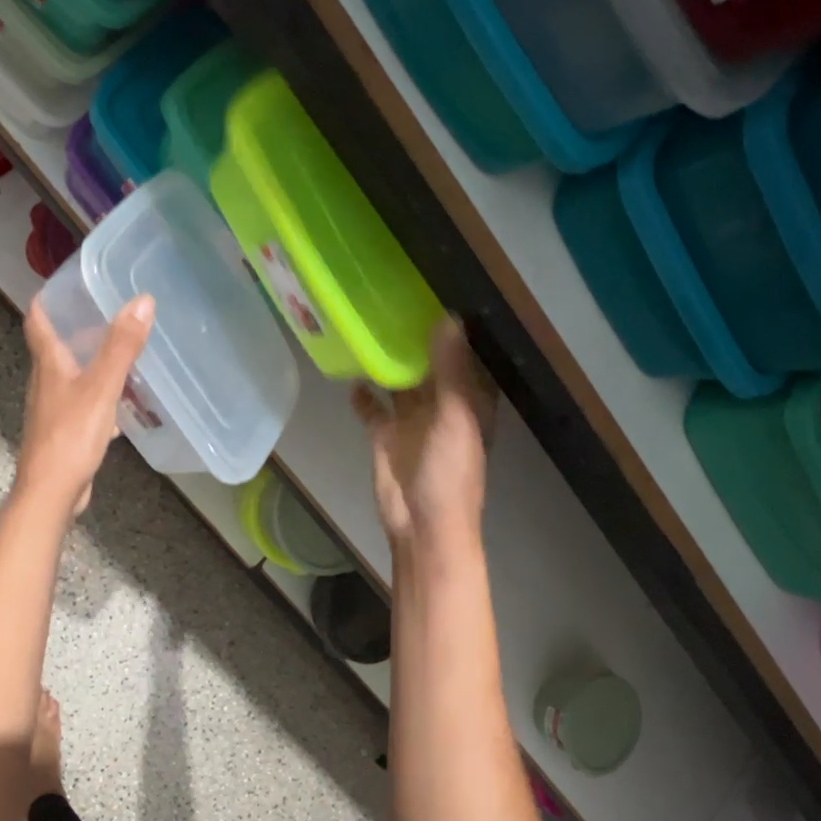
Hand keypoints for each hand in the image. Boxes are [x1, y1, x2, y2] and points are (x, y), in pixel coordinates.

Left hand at [15, 293, 155, 516]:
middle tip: (105, 315)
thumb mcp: (101, 387)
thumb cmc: (71, 435)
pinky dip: (96, 397)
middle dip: (75, 330)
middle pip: (53, 348)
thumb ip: (122, 347)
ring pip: (68, 378)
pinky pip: (79, 405)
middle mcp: (44, 384)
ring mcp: (50, 411)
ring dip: (87, 364)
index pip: (37, 322)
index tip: (64, 285)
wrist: (51, 492)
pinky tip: (117, 405)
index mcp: (48, 365)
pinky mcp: (61, 434)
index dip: (47, 300)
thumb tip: (142, 300)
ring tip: (116, 354)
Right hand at [351, 321, 496, 551]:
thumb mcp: (455, 416)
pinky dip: (363, 395)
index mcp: (470, 401)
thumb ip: (449, 369)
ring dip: (388, 363)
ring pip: (400, 385)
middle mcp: (442, 407)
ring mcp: (412, 423)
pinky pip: (372, 410)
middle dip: (416, 341)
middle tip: (393, 301)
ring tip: (369, 330)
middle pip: (430, 366)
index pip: (465, 357)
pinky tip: (351, 375)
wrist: (422, 525)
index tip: (436, 295)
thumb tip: (447, 318)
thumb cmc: (450, 472)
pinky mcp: (385, 438)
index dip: (454, 330)